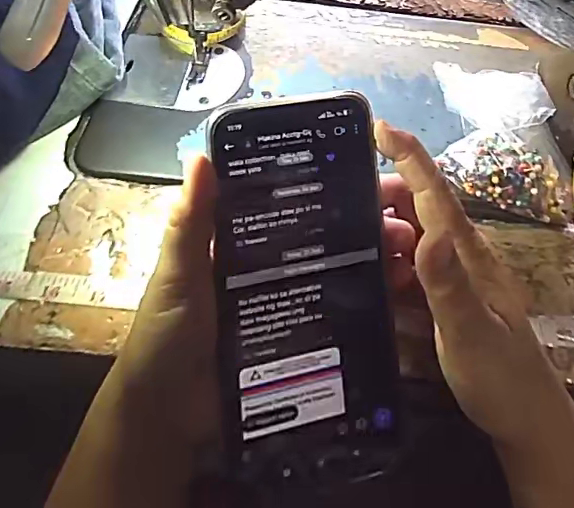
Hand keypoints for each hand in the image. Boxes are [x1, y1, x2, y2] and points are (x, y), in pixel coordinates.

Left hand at [48, 150, 420, 506]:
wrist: (167, 417)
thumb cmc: (167, 331)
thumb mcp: (179, 272)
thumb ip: (190, 222)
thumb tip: (200, 156)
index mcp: (243, 236)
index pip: (291, 198)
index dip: (327, 182)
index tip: (368, 171)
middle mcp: (271, 260)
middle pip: (325, 231)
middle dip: (364, 219)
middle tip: (401, 216)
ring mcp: (289, 298)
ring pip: (340, 267)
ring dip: (374, 254)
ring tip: (406, 251)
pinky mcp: (302, 337)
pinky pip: (341, 311)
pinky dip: (370, 298)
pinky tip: (397, 289)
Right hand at [374, 121, 573, 507]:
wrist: (527, 422)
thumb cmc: (502, 376)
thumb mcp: (471, 333)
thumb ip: (447, 285)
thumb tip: (429, 233)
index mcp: (466, 250)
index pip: (434, 190)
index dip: (408, 154)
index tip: (380, 126)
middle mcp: (458, 251)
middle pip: (416, 204)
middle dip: (384, 198)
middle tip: (355, 219)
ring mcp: (452, 273)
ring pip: (410, 232)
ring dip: (385, 233)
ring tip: (367, 256)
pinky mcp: (443, 294)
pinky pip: (410, 263)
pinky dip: (390, 261)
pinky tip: (376, 277)